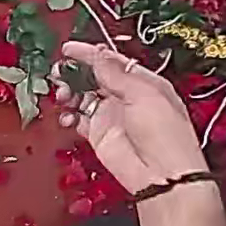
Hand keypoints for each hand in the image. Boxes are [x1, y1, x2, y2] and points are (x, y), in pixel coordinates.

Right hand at [54, 41, 209, 195]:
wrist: (162, 176)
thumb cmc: (166, 134)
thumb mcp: (144, 94)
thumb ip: (116, 74)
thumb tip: (98, 56)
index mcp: (142, 82)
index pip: (111, 61)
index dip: (89, 54)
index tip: (69, 49)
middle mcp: (125, 97)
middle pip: (93, 77)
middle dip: (75, 73)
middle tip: (60, 72)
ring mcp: (111, 116)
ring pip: (83, 96)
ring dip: (69, 92)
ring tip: (62, 95)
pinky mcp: (99, 135)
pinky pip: (79, 120)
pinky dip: (69, 116)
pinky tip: (67, 115)